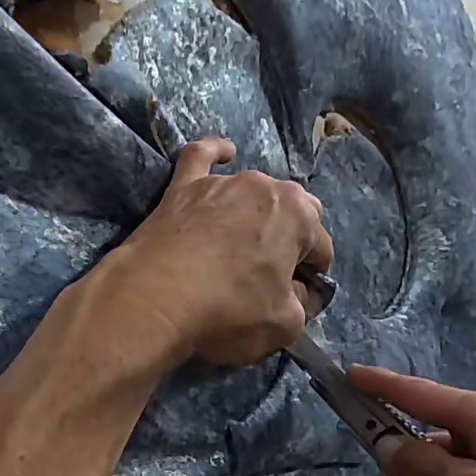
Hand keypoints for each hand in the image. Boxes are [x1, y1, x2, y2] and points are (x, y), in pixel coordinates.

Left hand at [101, 138, 333, 367]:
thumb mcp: (286, 323)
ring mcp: (222, 182)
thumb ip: (305, 304)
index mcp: (299, 216)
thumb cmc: (230, 309)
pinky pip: (202, 158)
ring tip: (245, 243)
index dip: (314, 276)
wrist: (155, 298)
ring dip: (257, 214)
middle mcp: (265, 188)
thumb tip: (302, 293)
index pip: (320, 247)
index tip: (300, 296)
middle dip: (292, 239)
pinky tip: (225, 152)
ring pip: (253, 192)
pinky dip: (215, 154)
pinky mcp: (184, 186)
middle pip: (293, 212)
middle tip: (273, 274)